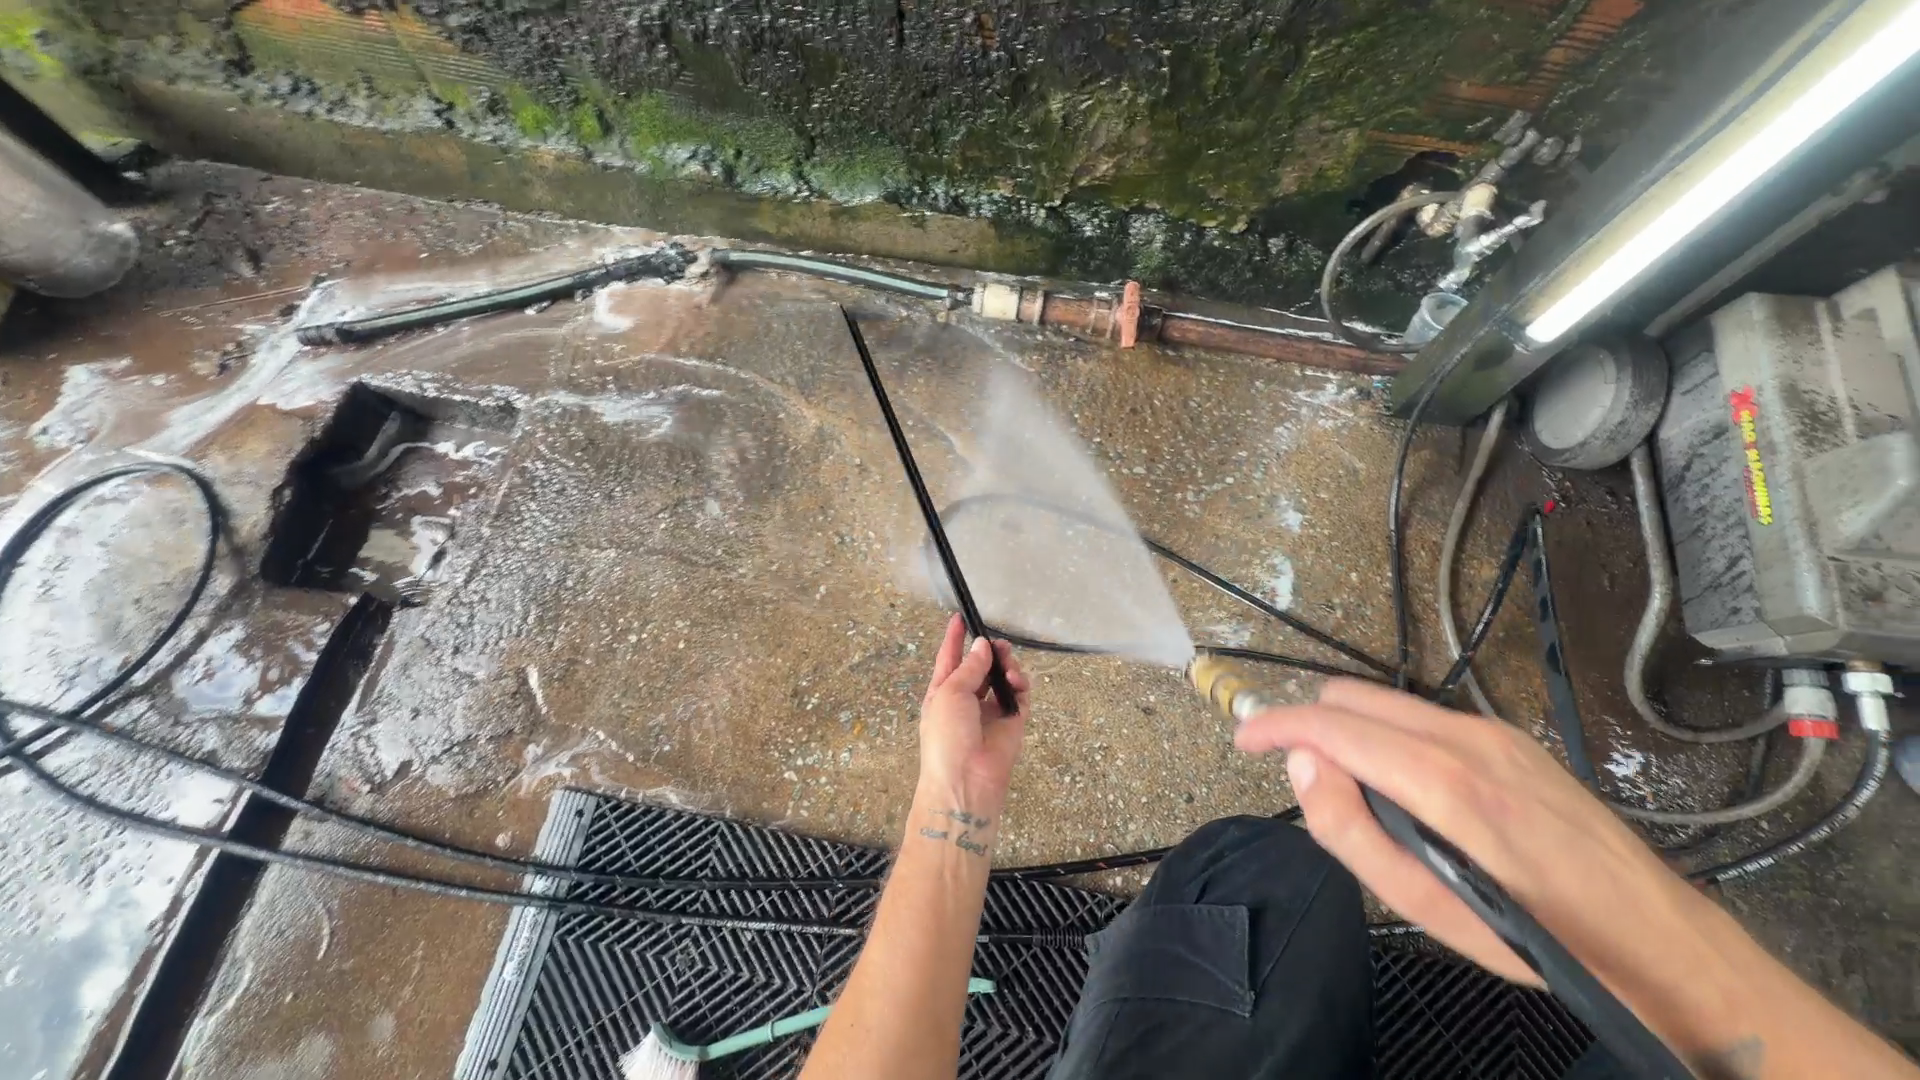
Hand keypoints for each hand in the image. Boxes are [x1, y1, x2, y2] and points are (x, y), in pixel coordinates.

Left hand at [917, 614, 1029, 816]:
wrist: (966, 780)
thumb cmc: (946, 736)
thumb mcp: (950, 694)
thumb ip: (969, 668)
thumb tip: (982, 646)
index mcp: (943, 693)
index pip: (950, 659)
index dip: (955, 638)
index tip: (960, 616)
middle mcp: (967, 700)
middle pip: (980, 666)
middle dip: (989, 652)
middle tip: (998, 645)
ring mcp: (990, 711)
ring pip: (1002, 677)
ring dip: (1006, 665)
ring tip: (1007, 664)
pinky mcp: (1013, 721)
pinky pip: (1020, 695)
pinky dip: (1020, 683)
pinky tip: (1016, 680)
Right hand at [1235, 678, 1698, 986]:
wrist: (1658, 939)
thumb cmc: (1534, 936)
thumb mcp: (1424, 906)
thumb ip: (1348, 829)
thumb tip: (1301, 764)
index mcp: (1444, 781)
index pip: (1333, 726)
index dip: (1276, 726)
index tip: (1244, 740)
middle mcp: (1467, 737)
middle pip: (1352, 697)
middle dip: (1308, 724)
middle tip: (1295, 773)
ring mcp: (1494, 731)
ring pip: (1386, 703)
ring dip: (1347, 730)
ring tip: (1351, 788)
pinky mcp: (1511, 738)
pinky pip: (1422, 716)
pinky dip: (1387, 735)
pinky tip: (1402, 786)